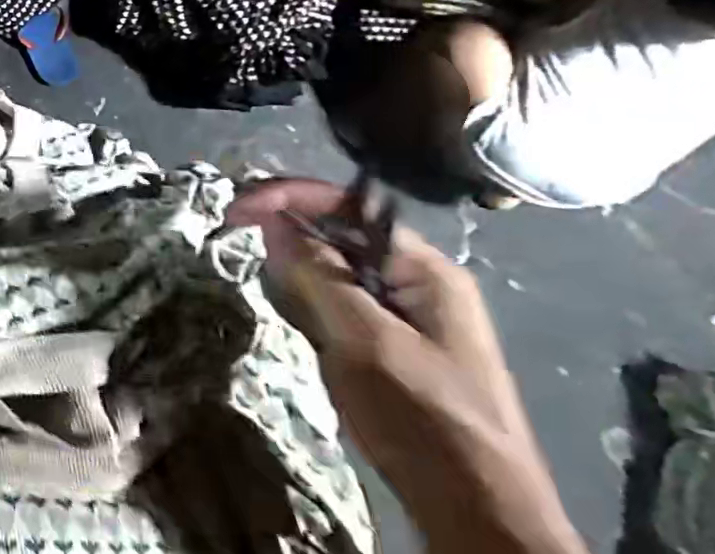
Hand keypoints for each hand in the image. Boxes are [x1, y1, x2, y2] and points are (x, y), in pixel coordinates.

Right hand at [228, 180, 587, 553]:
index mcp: (422, 268)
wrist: (479, 515)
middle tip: (235, 229)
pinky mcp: (386, 345)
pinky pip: (336, 302)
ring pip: (332, 268)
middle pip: (338, 233)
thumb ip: (320, 276)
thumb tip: (273, 223)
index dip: (288, 198)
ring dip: (294, 264)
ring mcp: (401, 314)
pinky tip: (288, 307)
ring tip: (257, 266)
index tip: (237, 207)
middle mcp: (414, 281)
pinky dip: (306, 298)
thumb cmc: (425, 418)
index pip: (346, 207)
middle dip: (287, 227)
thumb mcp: (366, 341)